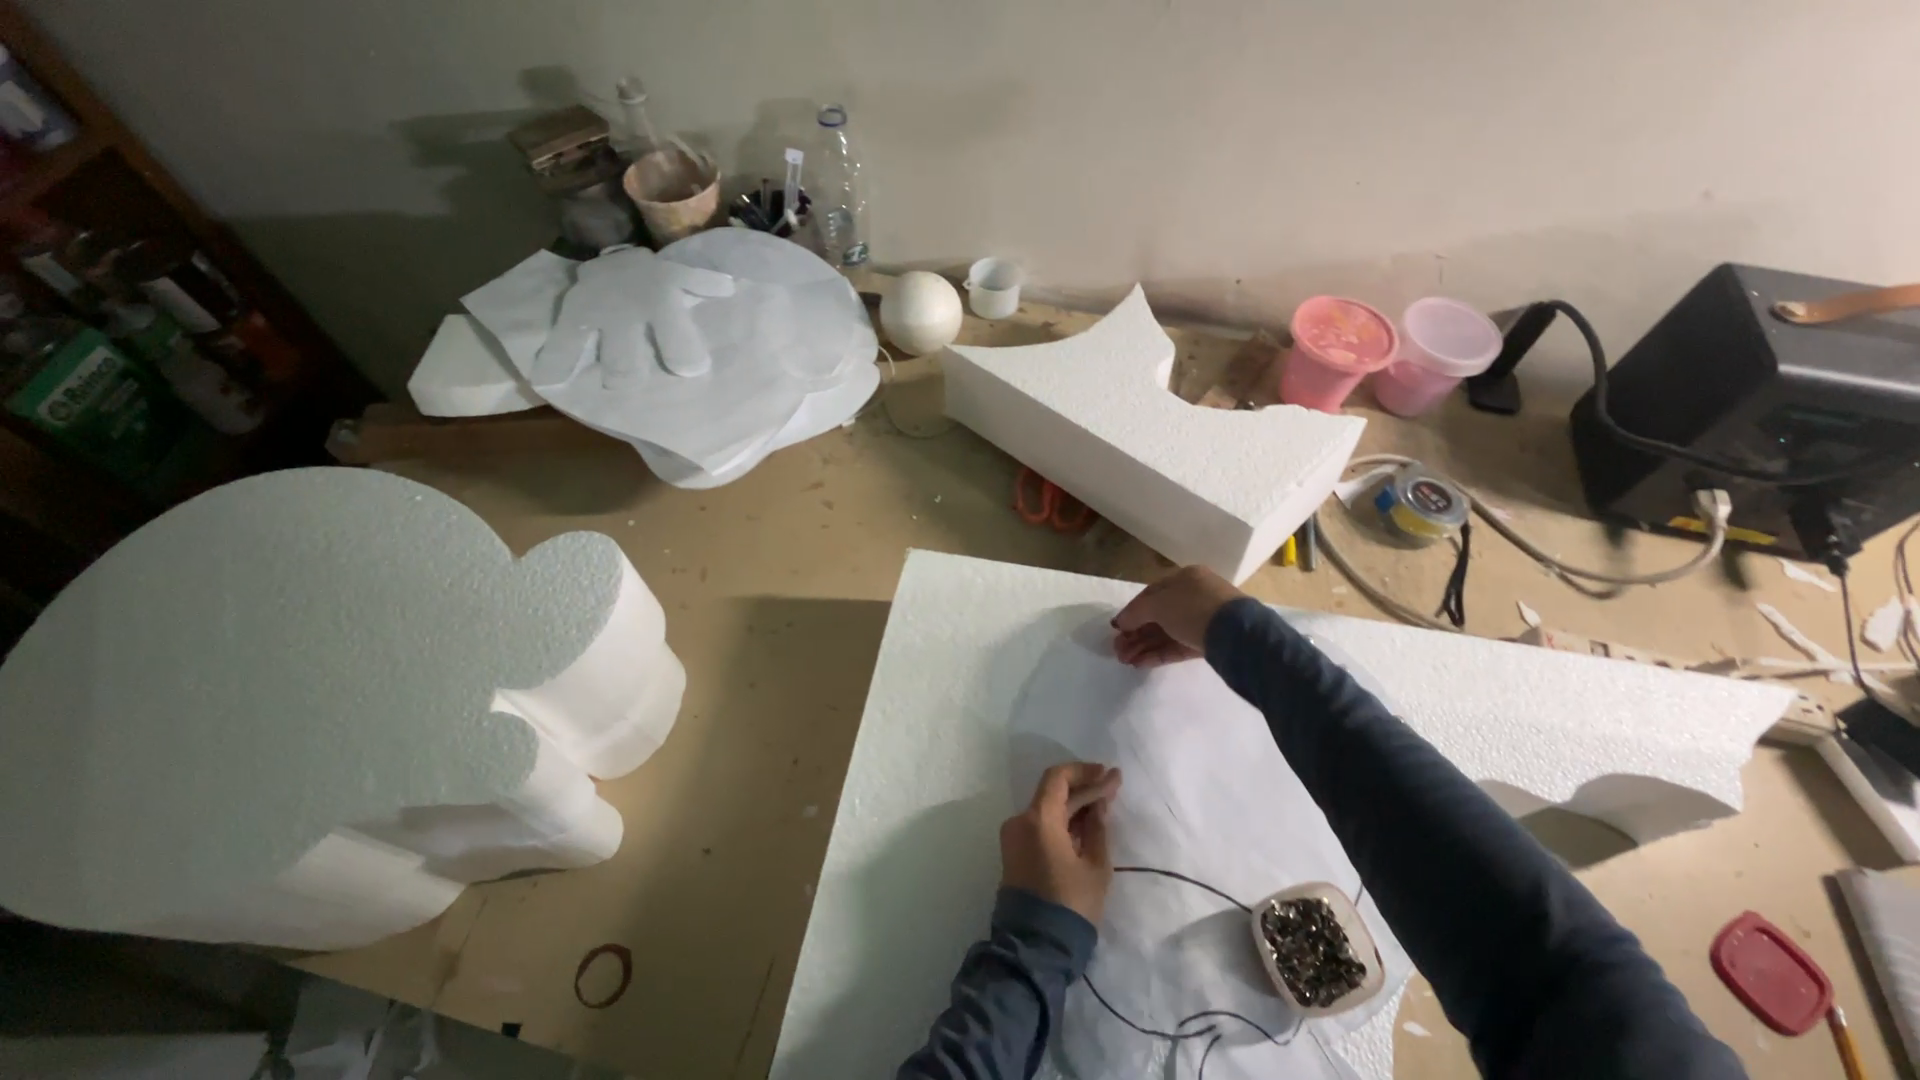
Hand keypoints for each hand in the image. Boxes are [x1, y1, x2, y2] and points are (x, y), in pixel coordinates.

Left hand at [1000, 763, 1122, 922]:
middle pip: (1053, 793)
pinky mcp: (1015, 853)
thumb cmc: (1071, 905)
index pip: (1058, 778)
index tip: (1108, 774)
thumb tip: (1100, 801)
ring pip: (1047, 810)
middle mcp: (1019, 822)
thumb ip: (1098, 827)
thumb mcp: (1095, 866)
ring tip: (1105, 805)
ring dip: (1074, 805)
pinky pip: (1040, 826)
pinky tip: (1086, 825)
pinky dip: (1062, 821)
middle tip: (1114, 787)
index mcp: (1037, 820)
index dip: (1084, 771)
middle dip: (1084, 789)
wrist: (1036, 947)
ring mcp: (1014, 838)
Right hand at [1111, 565, 1246, 666]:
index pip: (1151, 593)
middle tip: (1117, 650)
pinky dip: (1158, 654)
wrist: (1236, 632)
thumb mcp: (1158, 605)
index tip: (1117, 628)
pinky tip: (1140, 664)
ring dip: (1143, 646)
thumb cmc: (1193, 608)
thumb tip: (1120, 623)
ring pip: (1166, 633)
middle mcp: (1194, 596)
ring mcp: (1202, 620)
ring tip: (1124, 661)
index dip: (1132, 610)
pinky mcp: (1208, 643)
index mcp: (1185, 578)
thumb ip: (1136, 613)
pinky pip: (1178, 646)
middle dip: (1135, 633)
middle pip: (1157, 616)